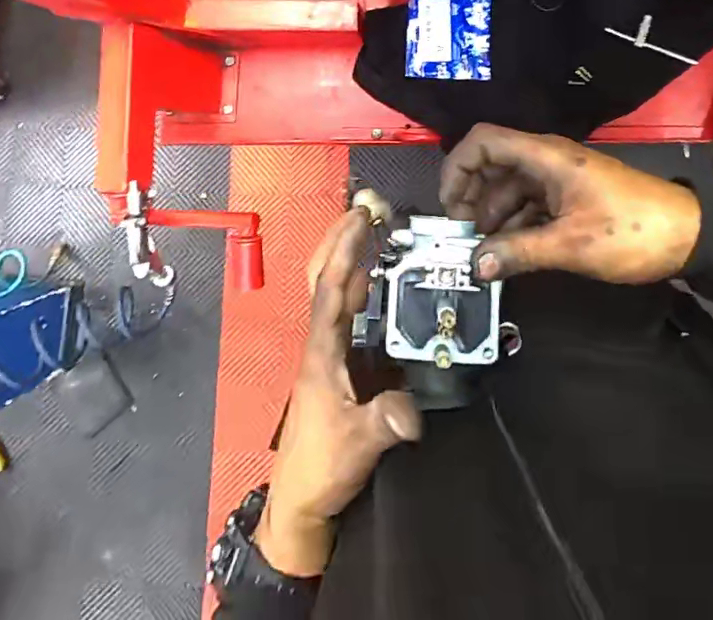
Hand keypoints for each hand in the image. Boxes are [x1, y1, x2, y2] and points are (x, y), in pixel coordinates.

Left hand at [255, 208, 422, 576]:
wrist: (300, 500)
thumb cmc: (319, 469)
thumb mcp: (355, 447)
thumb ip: (384, 424)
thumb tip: (412, 408)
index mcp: (321, 352)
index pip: (333, 290)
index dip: (346, 252)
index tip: (360, 220)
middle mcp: (321, 343)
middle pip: (324, 279)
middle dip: (338, 241)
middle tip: (362, 212)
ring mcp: (327, 352)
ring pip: (333, 292)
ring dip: (347, 258)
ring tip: (367, 233)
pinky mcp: (337, 364)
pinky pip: (346, 312)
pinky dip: (357, 286)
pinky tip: (372, 282)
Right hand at [440, 124, 701, 283]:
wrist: (690, 235)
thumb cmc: (630, 231)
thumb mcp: (571, 245)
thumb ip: (519, 252)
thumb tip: (475, 265)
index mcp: (545, 156)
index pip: (484, 141)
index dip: (458, 168)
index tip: (450, 207)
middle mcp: (546, 160)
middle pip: (491, 166)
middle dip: (471, 198)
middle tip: (464, 236)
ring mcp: (558, 179)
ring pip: (509, 189)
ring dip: (493, 217)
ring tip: (486, 253)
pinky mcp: (569, 198)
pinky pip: (529, 205)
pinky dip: (515, 224)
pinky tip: (510, 253)